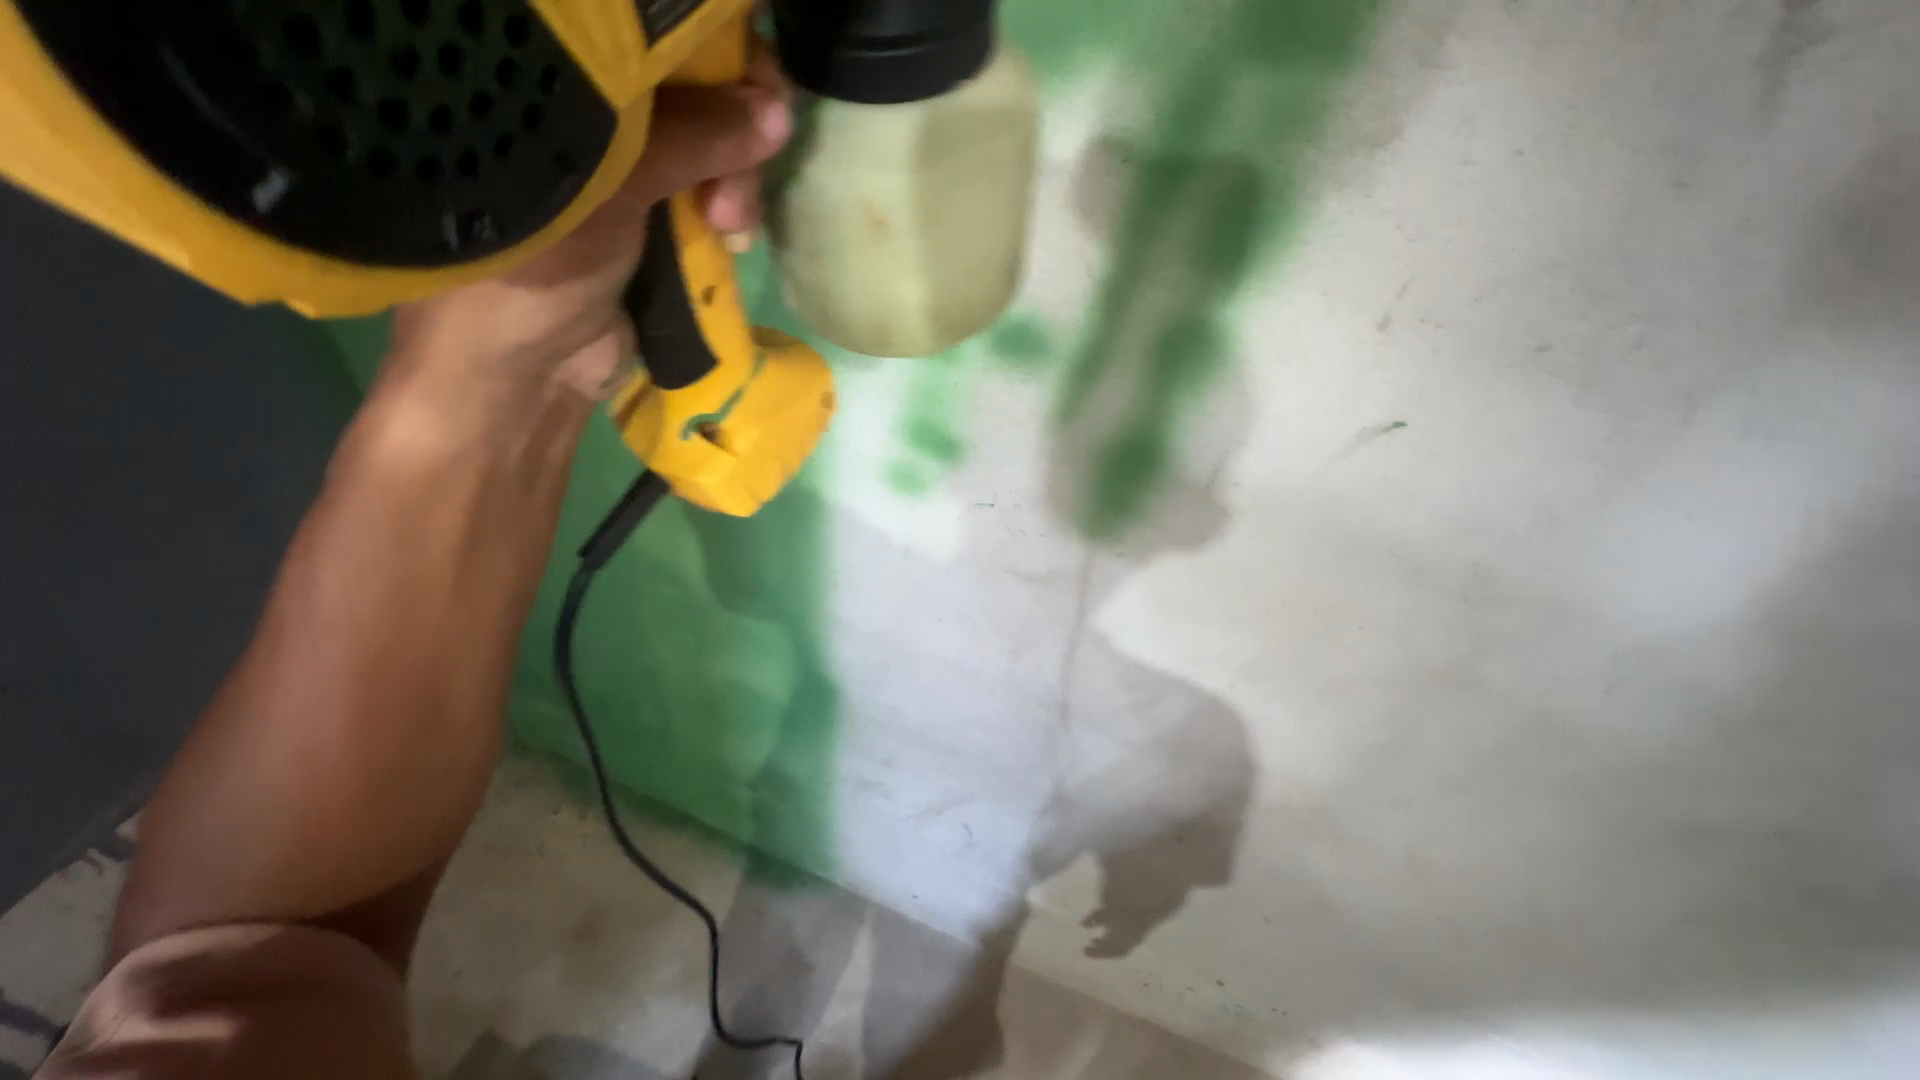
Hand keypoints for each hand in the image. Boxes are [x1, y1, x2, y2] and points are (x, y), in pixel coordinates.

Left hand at [383, 40, 792, 427]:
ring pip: (714, 137)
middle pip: (693, 79)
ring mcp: (627, 161)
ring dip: (735, 179)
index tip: (748, 78)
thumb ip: (694, 138)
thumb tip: (774, 110)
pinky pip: (713, 187)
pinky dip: (730, 207)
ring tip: (726, 225)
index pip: (646, 34)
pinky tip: (728, 235)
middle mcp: (593, 107)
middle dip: (731, 124)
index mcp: (558, 81)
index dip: (708, 45)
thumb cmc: (539, 256)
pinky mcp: (655, 210)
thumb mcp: (613, 182)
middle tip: (734, 173)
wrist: (528, 366)